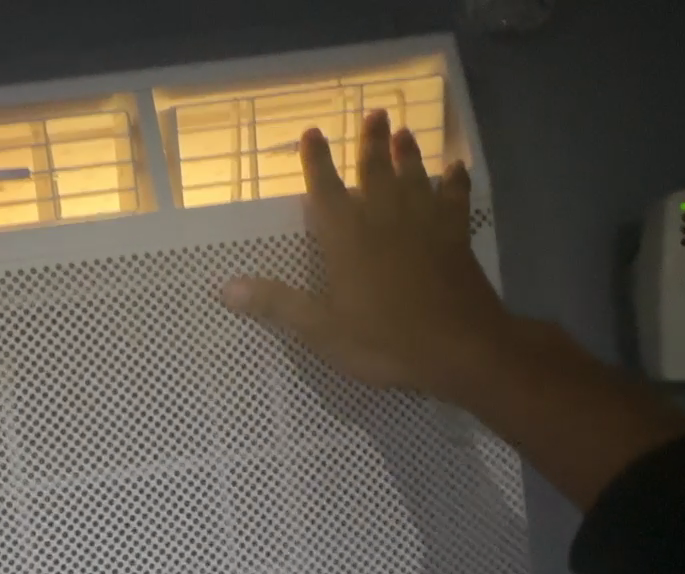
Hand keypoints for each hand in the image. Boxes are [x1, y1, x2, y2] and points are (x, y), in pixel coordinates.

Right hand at [220, 111, 515, 401]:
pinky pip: (454, 201)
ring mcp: (425, 229)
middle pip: (377, 175)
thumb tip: (225, 287)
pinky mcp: (455, 241)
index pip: (327, 193)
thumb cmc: (382, 341)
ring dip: (409, 155)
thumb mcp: (319, 329)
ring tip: (404, 131)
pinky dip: (453, 183)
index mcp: (348, 242)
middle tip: (374, 113)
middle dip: (371, 145)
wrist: (458, 349)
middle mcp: (386, 224)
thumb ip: (276, 304)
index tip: (312, 133)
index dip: (318, 163)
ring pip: (414, 180)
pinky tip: (455, 169)